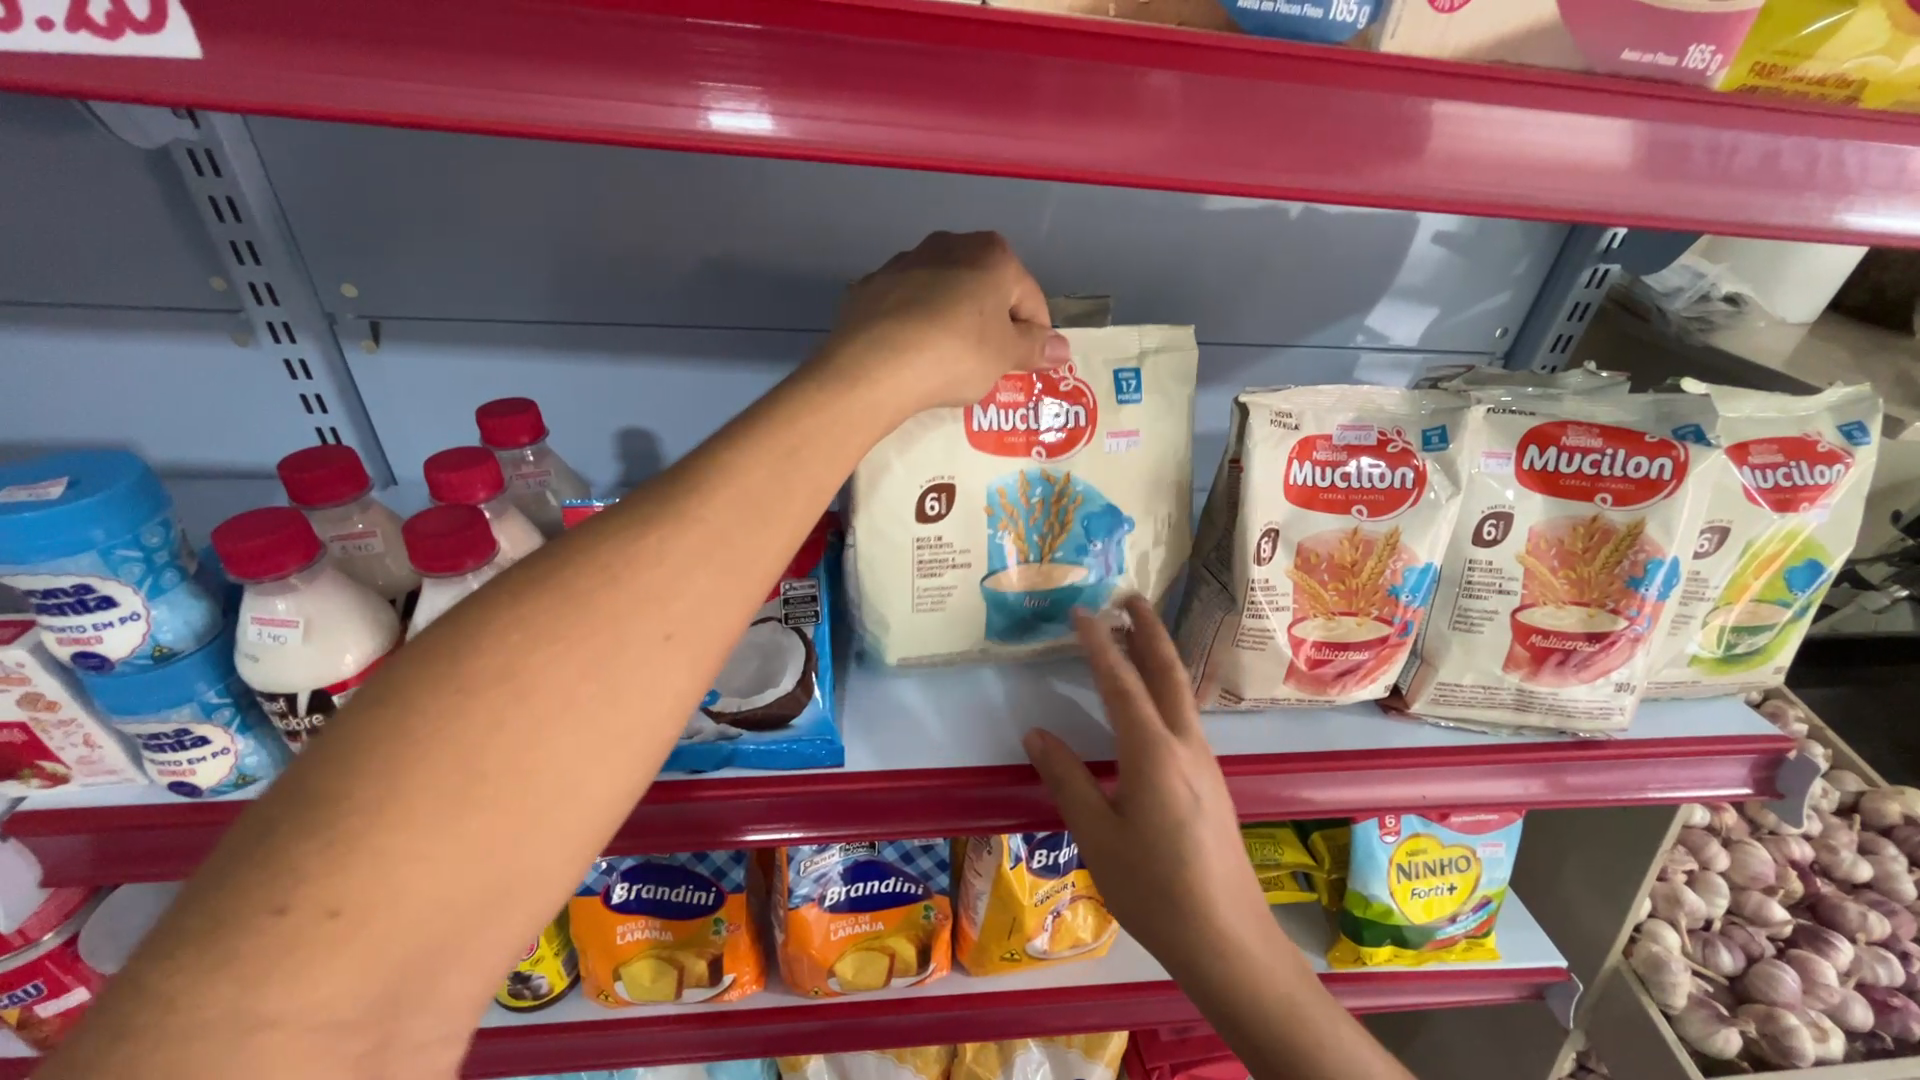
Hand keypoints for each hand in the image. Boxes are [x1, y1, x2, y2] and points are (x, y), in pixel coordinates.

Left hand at [817, 231, 1069, 412]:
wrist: (873, 366)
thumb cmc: (955, 354)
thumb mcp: (1005, 357)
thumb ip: (1036, 348)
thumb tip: (1064, 349)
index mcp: (992, 254)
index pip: (1029, 298)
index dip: (1034, 336)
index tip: (1025, 365)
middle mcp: (949, 244)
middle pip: (985, 289)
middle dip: (991, 324)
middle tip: (988, 365)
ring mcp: (904, 262)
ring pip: (944, 295)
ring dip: (952, 322)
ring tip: (947, 363)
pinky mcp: (870, 286)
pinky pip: (906, 308)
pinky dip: (915, 326)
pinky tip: (912, 356)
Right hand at [1023, 596, 1278, 973]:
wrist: (1228, 939)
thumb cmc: (1155, 890)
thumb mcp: (1098, 837)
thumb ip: (1068, 780)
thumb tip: (1036, 733)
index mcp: (1154, 753)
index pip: (1121, 683)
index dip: (1099, 644)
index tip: (1081, 611)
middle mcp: (1186, 746)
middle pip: (1167, 673)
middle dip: (1148, 630)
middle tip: (1128, 596)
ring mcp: (1205, 763)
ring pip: (1180, 694)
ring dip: (1157, 657)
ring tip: (1134, 635)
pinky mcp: (1211, 782)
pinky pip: (1184, 717)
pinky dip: (1165, 689)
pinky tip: (1153, 701)